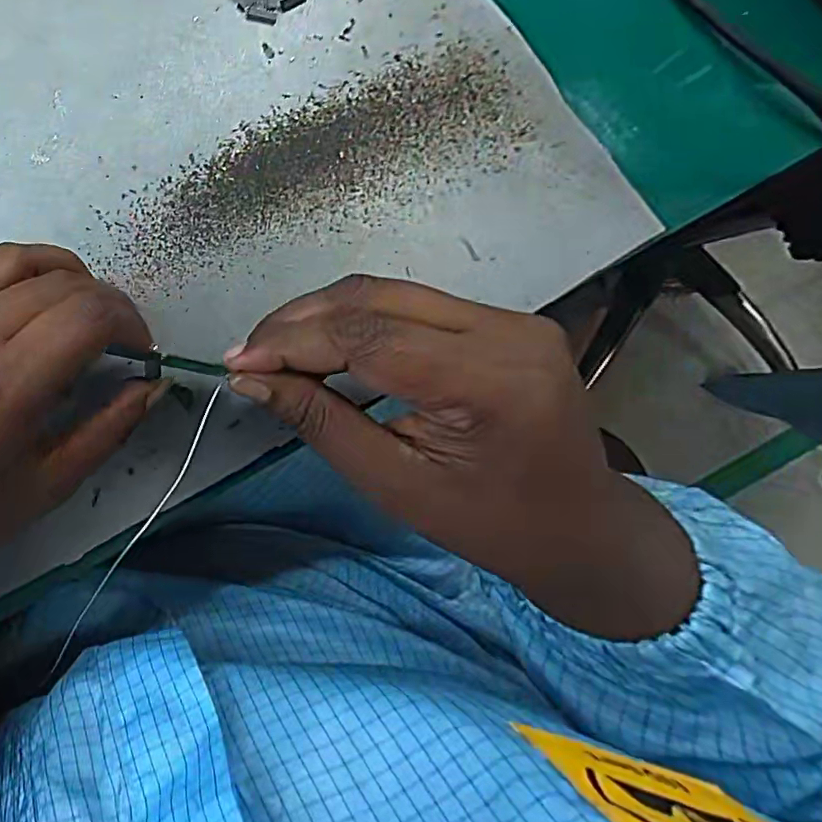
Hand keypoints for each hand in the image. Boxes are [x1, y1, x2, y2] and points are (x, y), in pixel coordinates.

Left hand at [0, 242, 166, 663]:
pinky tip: (4, 288)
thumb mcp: (47, 487)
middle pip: (61, 282)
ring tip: (72, 310)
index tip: (140, 354)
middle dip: (105, 303)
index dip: (130, 323)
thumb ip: (107, 430)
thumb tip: (149, 387)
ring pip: (12, 258)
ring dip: (58, 272)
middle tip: (115, 344)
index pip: (89, 313)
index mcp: (7, 383)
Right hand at [224, 276, 698, 639]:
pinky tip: (319, 341)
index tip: (238, 362)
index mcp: (490, 383)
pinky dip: (351, 318)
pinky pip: (407, 302)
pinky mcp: (499, 318)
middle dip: (298, 321)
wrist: (583, 530)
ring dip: (319, 313)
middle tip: (249, 354)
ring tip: (273, 347)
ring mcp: (508, 317)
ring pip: (386, 291)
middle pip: (373, 299)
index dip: (293, 343)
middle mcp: (506, 331)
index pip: (368, 337)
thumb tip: (249, 381)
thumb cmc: (489, 524)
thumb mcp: (394, 482)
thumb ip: (320, 421)